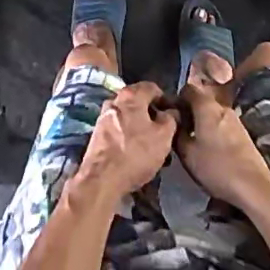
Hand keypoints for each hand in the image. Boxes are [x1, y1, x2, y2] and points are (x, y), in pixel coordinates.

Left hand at [76, 82, 175, 197]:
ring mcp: (102, 119)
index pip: (153, 88)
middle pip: (138, 104)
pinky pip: (118, 133)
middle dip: (151, 117)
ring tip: (149, 149)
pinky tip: (134, 156)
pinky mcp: (96, 137)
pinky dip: (127, 140)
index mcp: (131, 95)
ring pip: (128, 120)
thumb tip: (170, 113)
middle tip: (162, 134)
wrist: (100, 181)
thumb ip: (170, 119)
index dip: (165, 100)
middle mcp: (114, 101)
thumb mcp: (163, 137)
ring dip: (139, 130)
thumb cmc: (135, 154)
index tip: (173, 115)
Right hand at [175, 77, 269, 208]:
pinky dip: (212, 129)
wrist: (252, 183)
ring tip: (193, 142)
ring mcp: (234, 117)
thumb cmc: (216, 167)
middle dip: (189, 112)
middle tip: (179, 131)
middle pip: (201, 100)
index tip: (170, 115)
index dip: (177, 99)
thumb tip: (174, 122)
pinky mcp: (241, 130)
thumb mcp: (188, 154)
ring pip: (211, 112)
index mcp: (207, 106)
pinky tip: (209, 148)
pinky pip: (221, 122)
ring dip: (201, 122)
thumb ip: (178, 134)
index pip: (188, 89)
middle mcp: (221, 106)